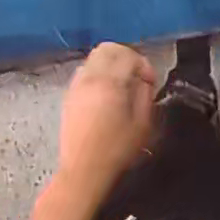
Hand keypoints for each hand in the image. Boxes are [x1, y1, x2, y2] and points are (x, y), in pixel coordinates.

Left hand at [57, 42, 157, 197]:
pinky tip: (106, 94)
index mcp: (109, 83)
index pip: (128, 55)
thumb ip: (145, 95)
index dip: (144, 65)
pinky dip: (97, 74)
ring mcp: (76, 86)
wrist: (83, 171)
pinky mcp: (68, 97)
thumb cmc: (116, 151)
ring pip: (93, 58)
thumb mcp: (142, 125)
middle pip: (107, 49)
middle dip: (126, 56)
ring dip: (110, 63)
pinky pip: (84, 73)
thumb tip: (144, 81)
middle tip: (137, 75)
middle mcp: (89, 79)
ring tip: (122, 84)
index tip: (150, 82)